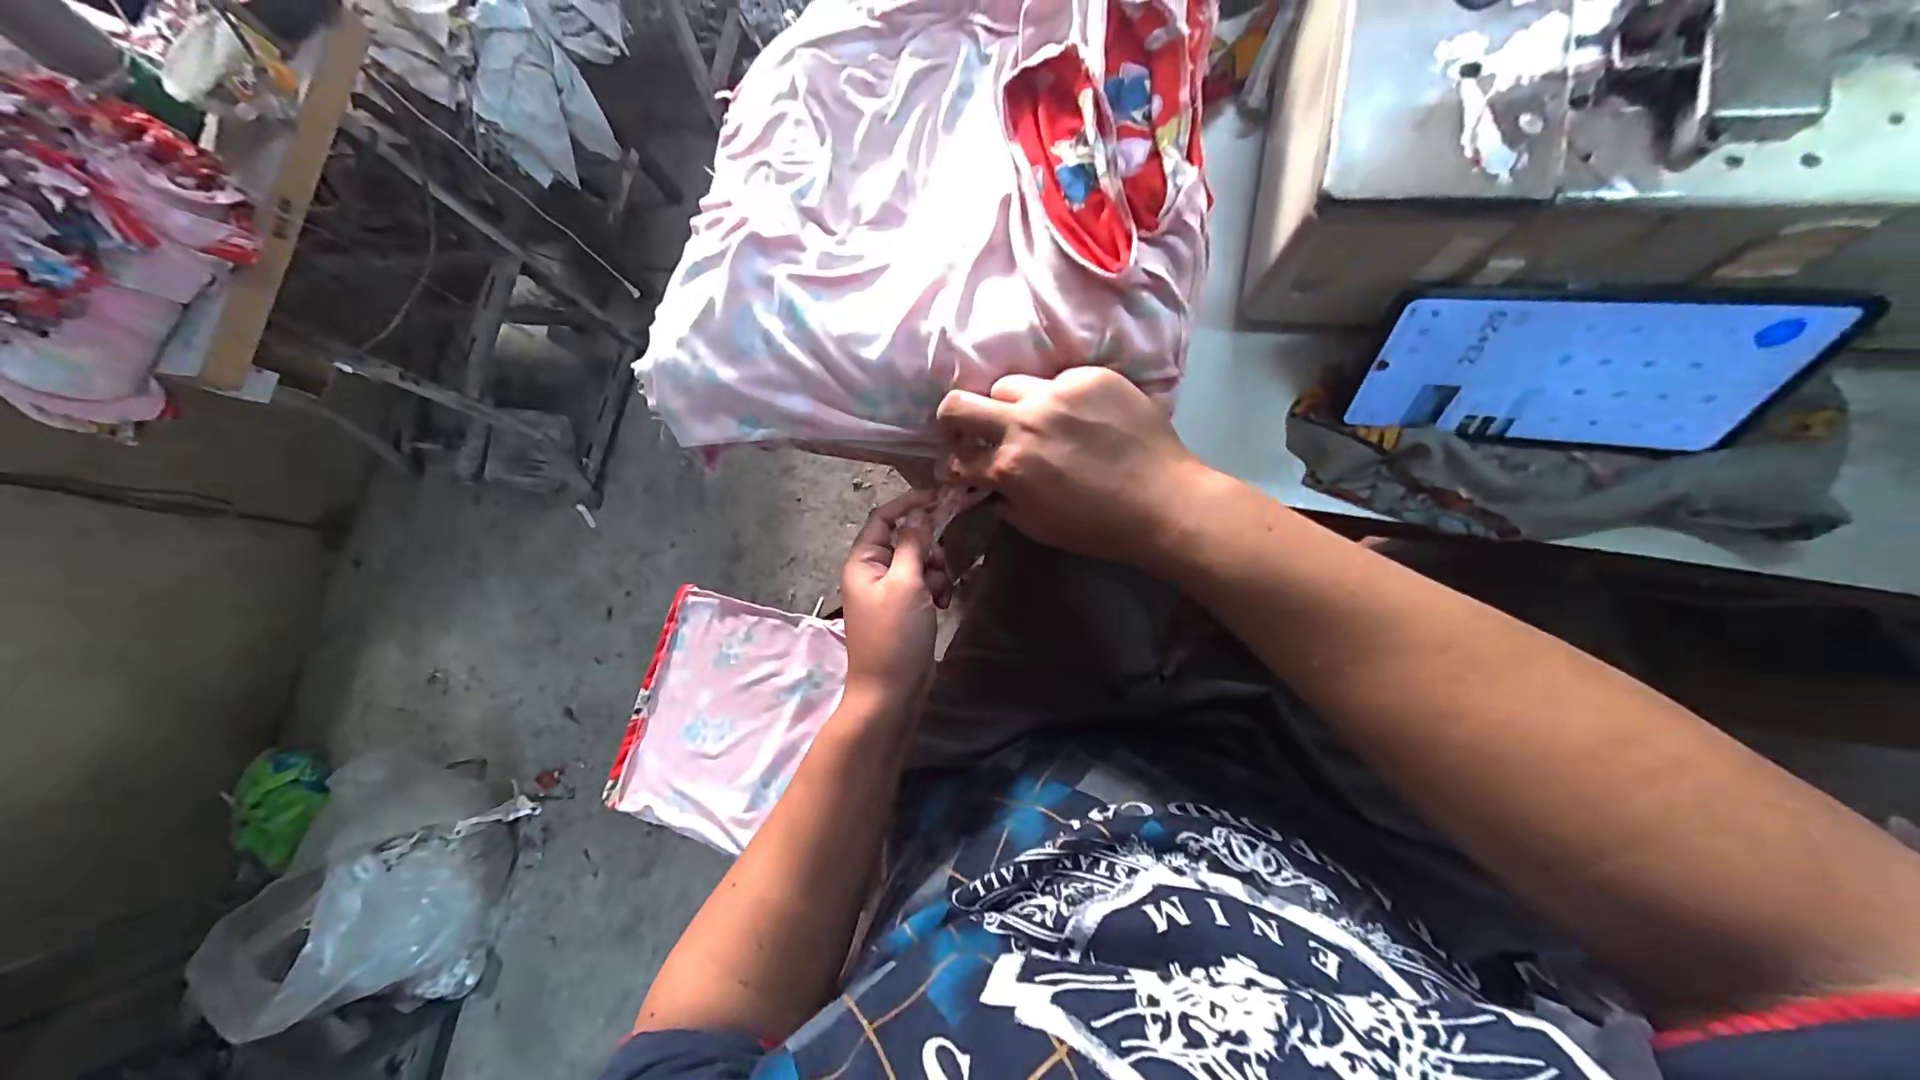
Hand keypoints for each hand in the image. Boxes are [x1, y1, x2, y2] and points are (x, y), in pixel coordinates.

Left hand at [840, 491, 952, 704]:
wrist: (892, 690)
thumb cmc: (895, 635)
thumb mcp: (906, 583)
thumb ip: (913, 543)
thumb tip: (919, 512)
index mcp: (863, 560)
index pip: (884, 517)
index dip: (910, 504)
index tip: (941, 499)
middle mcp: (872, 571)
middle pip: (906, 539)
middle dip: (929, 548)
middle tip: (940, 566)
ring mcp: (889, 590)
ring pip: (920, 561)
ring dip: (936, 572)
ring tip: (940, 595)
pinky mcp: (904, 607)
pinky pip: (924, 584)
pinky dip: (936, 589)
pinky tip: (942, 606)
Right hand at [936, 367, 1210, 568]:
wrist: (1166, 503)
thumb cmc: (1099, 527)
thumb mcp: (1038, 527)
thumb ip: (1003, 501)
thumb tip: (988, 485)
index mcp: (1009, 465)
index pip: (957, 456)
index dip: (954, 464)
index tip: (962, 465)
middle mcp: (1026, 421)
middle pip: (960, 403)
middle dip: (954, 418)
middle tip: (970, 428)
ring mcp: (1059, 393)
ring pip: (1010, 384)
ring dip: (1012, 405)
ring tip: (1036, 420)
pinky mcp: (1092, 377)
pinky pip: (1058, 380)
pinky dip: (1060, 399)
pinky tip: (1083, 418)